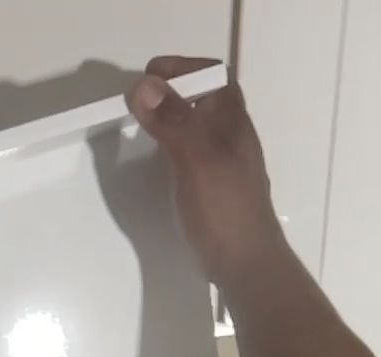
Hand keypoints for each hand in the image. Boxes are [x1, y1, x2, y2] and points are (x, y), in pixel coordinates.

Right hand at [126, 57, 293, 288]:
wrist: (244, 263)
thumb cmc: (224, 210)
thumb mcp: (197, 160)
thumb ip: (173, 121)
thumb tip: (143, 84)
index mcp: (231, 123)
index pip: (212, 77)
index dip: (182, 69)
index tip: (147, 77)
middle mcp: (231, 138)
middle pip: (204, 101)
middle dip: (172, 94)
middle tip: (136, 104)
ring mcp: (223, 166)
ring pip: (198, 130)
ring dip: (170, 122)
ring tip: (139, 130)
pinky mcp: (213, 190)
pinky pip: (191, 157)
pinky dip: (171, 151)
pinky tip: (156, 168)